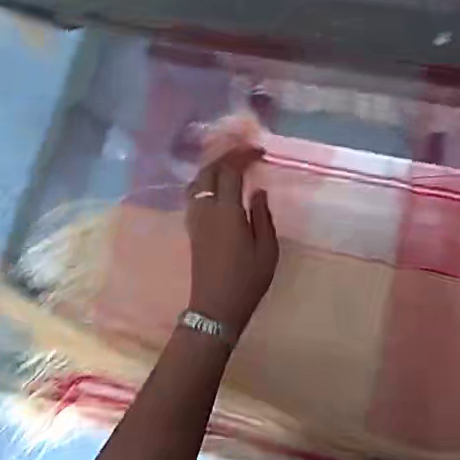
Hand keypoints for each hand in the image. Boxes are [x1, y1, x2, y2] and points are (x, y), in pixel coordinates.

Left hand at [184, 148, 278, 335]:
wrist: (215, 307)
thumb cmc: (247, 281)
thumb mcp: (267, 250)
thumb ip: (262, 216)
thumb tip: (258, 190)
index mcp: (227, 211)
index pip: (230, 171)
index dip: (243, 156)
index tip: (260, 151)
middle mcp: (206, 209)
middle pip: (209, 171)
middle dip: (226, 157)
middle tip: (245, 154)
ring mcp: (195, 218)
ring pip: (197, 181)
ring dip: (213, 168)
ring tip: (231, 167)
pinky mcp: (191, 228)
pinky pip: (194, 194)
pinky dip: (205, 182)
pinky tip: (217, 187)